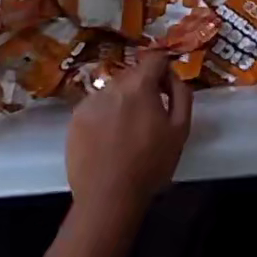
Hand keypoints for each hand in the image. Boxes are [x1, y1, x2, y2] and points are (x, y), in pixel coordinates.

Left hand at [65, 52, 190, 220]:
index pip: (155, 58)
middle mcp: (111, 86)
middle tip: (150, 114)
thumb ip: (182, 94)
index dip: (165, 69)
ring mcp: (89, 102)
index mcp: (139, 84)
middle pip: (133, 74)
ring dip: (124, 100)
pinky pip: (96, 106)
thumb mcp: (180, 129)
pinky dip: (105, 114)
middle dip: (144, 87)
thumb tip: (174, 77)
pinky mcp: (74, 119)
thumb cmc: (150, 164)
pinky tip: (109, 139)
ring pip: (113, 90)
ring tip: (127, 130)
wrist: (108, 198)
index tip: (168, 89)